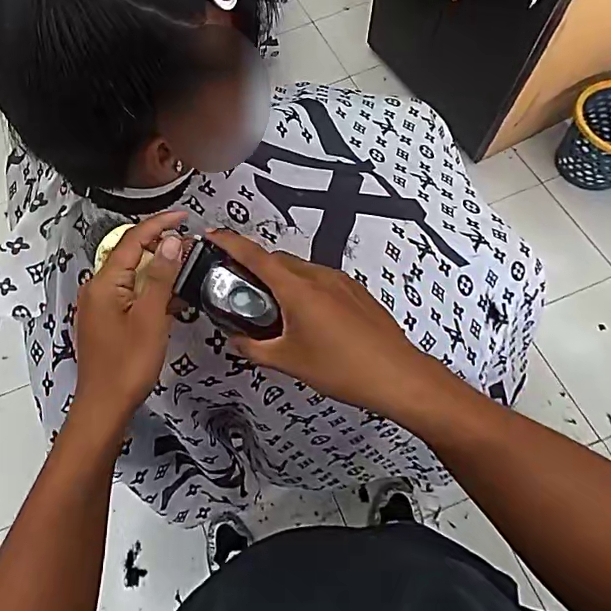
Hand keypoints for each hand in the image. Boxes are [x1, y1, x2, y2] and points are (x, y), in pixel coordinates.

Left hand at [72, 212, 188, 425]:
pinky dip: (152, 288)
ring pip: (133, 274)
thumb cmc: (126, 366)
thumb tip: (171, 242)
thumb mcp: (151, 317)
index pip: (133, 240)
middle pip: (132, 254)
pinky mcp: (108, 320)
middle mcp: (97, 290)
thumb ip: (161, 276)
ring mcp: (101, 306)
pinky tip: (171, 295)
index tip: (182, 216)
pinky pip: (132, 292)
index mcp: (104, 284)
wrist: (106, 406)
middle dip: (161, 244)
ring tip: (185, 266)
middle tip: (190, 243)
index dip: (159, 224)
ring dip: (159, 267)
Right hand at [204, 229, 455, 419]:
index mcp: (298, 290)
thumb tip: (240, 341)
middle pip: (277, 260)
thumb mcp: (288, 361)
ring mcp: (340, 282)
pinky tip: (306, 319)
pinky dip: (305, 289)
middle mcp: (320, 278)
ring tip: (275, 311)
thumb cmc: (351, 368)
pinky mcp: (354, 291)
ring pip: (300, 269)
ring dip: (282, 281)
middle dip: (255, 268)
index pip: (254, 255)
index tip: (215, 236)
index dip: (230, 242)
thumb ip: (253, 347)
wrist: (395, 374)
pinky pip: (321, 279)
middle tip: (241, 289)